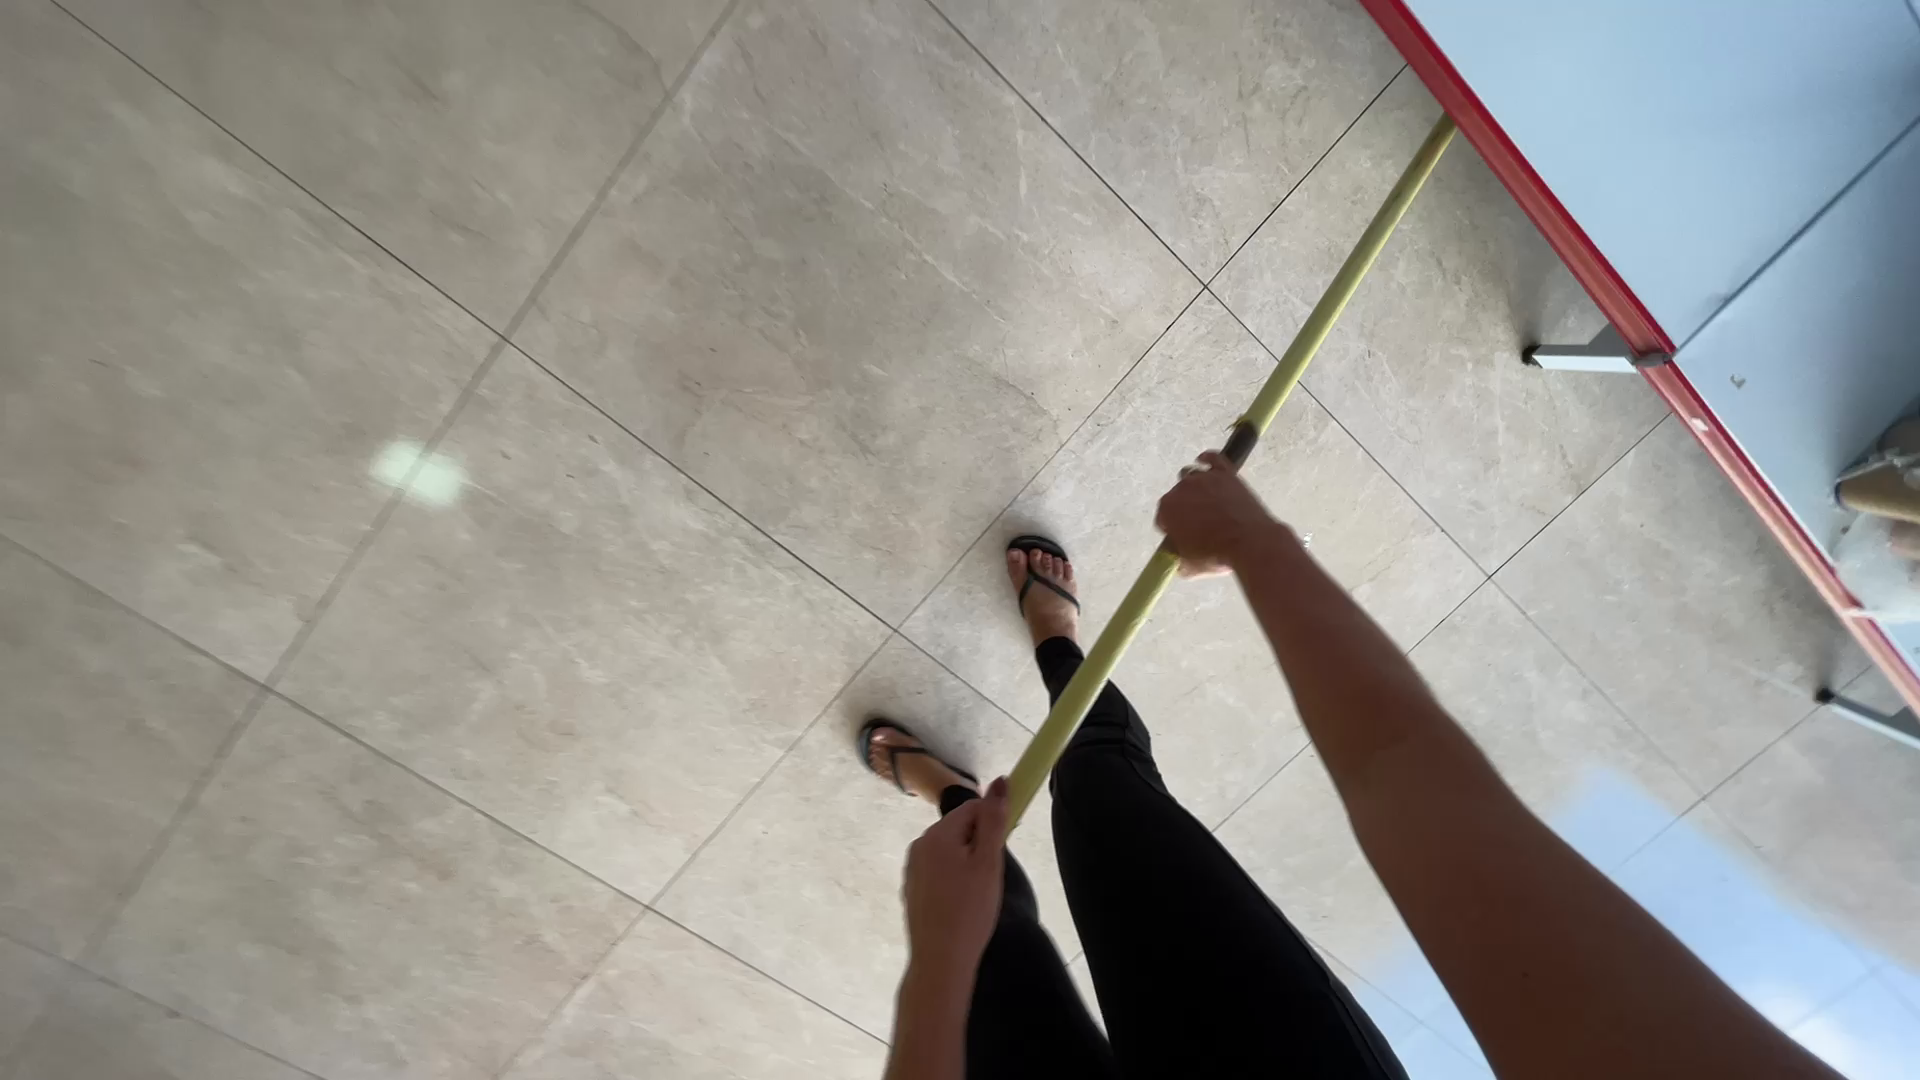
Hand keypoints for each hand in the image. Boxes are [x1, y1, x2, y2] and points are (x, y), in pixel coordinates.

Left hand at [901, 777, 1009, 982]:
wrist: (940, 963)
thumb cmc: (969, 912)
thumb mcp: (989, 863)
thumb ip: (994, 820)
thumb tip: (1000, 780)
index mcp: (937, 834)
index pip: (972, 809)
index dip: (991, 828)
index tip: (998, 856)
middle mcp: (920, 844)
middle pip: (960, 829)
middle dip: (979, 846)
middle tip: (989, 879)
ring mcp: (912, 868)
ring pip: (950, 851)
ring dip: (967, 863)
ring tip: (976, 896)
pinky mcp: (911, 889)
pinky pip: (939, 871)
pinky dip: (953, 880)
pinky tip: (960, 906)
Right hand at [1155, 450, 1284, 576]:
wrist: (1250, 543)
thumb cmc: (1216, 555)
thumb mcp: (1189, 565)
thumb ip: (1178, 556)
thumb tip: (1179, 555)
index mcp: (1166, 510)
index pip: (1163, 517)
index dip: (1172, 528)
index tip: (1182, 535)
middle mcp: (1180, 490)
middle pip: (1176, 495)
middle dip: (1183, 507)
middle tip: (1197, 521)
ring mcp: (1203, 479)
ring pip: (1191, 474)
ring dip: (1193, 485)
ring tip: (1203, 496)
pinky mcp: (1225, 473)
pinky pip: (1212, 458)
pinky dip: (1207, 458)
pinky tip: (1204, 459)